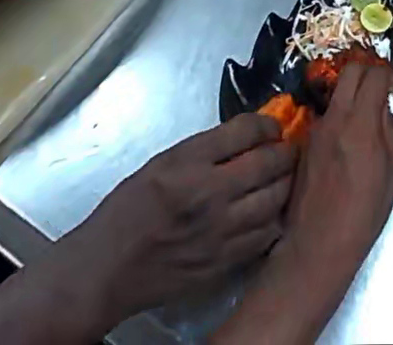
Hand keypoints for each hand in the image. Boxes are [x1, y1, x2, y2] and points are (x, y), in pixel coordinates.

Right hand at [57, 113, 295, 327]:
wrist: (106, 269)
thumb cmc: (129, 210)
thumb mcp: (163, 161)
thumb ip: (206, 148)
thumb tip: (247, 135)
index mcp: (189, 162)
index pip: (245, 131)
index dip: (267, 124)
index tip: (273, 127)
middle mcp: (209, 193)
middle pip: (268, 162)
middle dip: (285, 151)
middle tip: (287, 148)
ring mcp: (220, 231)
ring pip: (276, 199)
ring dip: (285, 183)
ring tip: (283, 176)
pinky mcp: (224, 262)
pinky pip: (266, 235)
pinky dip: (274, 218)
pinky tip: (270, 210)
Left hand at [282, 59, 392, 265]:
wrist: (318, 242)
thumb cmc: (364, 213)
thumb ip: (390, 131)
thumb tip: (386, 107)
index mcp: (359, 123)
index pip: (373, 74)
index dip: (387, 73)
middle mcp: (334, 116)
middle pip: (350, 69)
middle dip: (368, 71)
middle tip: (380, 87)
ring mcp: (316, 126)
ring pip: (337, 90)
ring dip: (353, 92)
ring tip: (365, 115)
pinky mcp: (306, 139)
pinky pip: (328, 112)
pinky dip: (341, 113)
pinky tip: (348, 138)